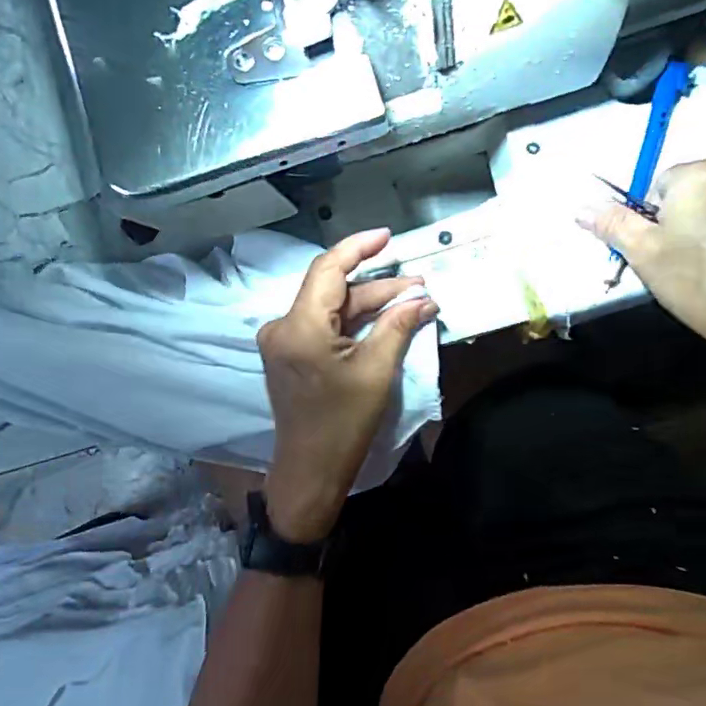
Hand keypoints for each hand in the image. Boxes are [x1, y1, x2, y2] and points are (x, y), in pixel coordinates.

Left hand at [257, 228, 437, 542]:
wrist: (311, 470)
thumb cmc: (344, 423)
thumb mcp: (377, 371)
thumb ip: (397, 326)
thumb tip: (423, 299)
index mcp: (299, 326)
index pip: (328, 269)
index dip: (359, 247)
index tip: (388, 236)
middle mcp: (283, 326)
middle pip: (334, 291)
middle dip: (379, 287)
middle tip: (421, 286)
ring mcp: (283, 341)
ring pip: (332, 309)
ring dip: (369, 305)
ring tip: (412, 301)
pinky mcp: (290, 354)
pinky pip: (324, 326)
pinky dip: (354, 323)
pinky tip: (386, 320)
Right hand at [581, 158, 705, 372]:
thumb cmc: (703, 284)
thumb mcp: (645, 256)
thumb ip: (613, 225)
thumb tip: (582, 207)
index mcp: (703, 172)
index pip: (661, 186)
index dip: (656, 222)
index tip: (664, 254)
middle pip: (702, 189)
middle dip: (692, 217)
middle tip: (690, 262)